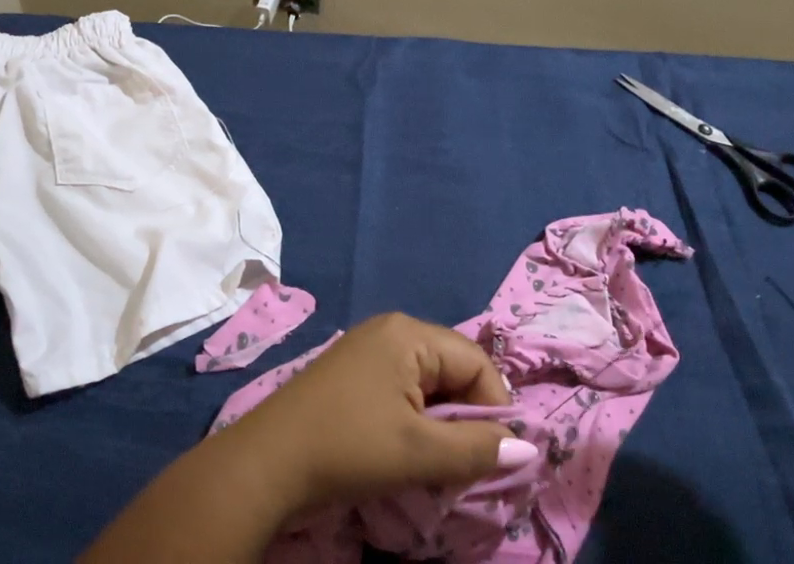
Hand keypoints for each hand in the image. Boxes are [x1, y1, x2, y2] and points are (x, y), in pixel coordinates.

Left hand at [223, 312, 535, 513]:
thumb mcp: (418, 452)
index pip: (476, 362)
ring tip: (434, 460)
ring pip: (429, 383)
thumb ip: (477, 449)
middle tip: (463, 461)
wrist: (265, 464)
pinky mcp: (351, 373)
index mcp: (409, 333)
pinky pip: (403, 389)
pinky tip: (406, 449)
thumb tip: (528, 448)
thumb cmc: (348, 447)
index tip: (495, 454)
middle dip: (466, 416)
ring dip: (441, 422)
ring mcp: (367, 349)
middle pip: (453, 369)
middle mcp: (391, 330)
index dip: (494, 408)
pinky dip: (415, 419)